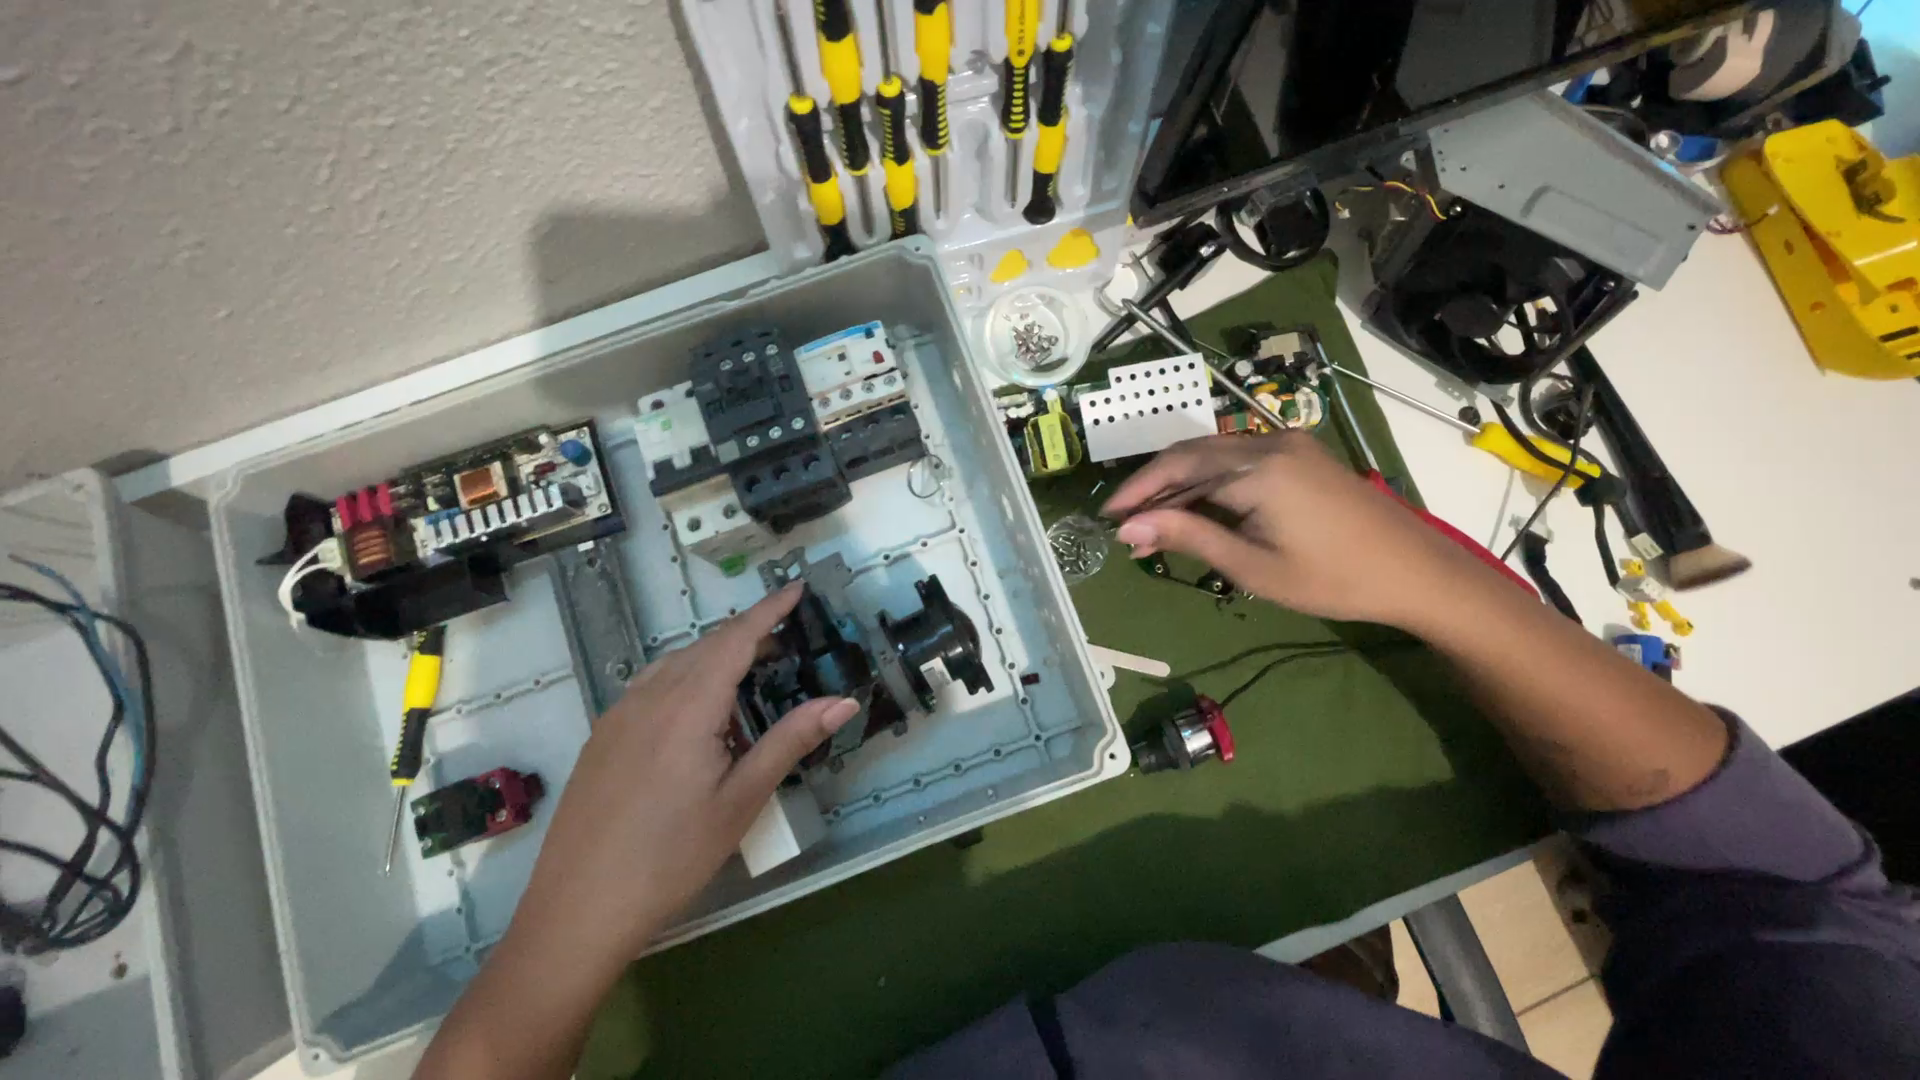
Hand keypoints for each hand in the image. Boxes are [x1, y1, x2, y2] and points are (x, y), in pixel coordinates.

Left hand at [511, 583, 857, 958]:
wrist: (578, 910)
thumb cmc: (671, 857)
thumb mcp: (741, 800)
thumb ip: (790, 741)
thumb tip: (843, 700)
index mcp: (687, 707)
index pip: (735, 639)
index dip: (768, 611)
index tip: (797, 588)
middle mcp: (648, 698)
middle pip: (704, 647)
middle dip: (746, 633)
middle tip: (785, 638)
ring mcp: (617, 717)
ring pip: (674, 665)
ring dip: (713, 655)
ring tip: (747, 670)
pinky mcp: (601, 739)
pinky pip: (650, 687)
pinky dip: (684, 678)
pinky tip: (696, 710)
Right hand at [1101, 432, 1494, 630]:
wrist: (1414, 571)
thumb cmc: (1331, 579)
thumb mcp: (1251, 566)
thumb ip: (1189, 537)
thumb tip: (1128, 528)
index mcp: (1256, 468)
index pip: (1177, 468)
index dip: (1137, 491)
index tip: (1107, 516)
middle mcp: (1268, 442)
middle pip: (1191, 453)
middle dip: (1153, 485)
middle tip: (1125, 522)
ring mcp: (1288, 443)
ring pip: (1214, 453)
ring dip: (1180, 482)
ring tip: (1155, 521)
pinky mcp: (1301, 453)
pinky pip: (1239, 457)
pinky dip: (1210, 479)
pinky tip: (1198, 507)